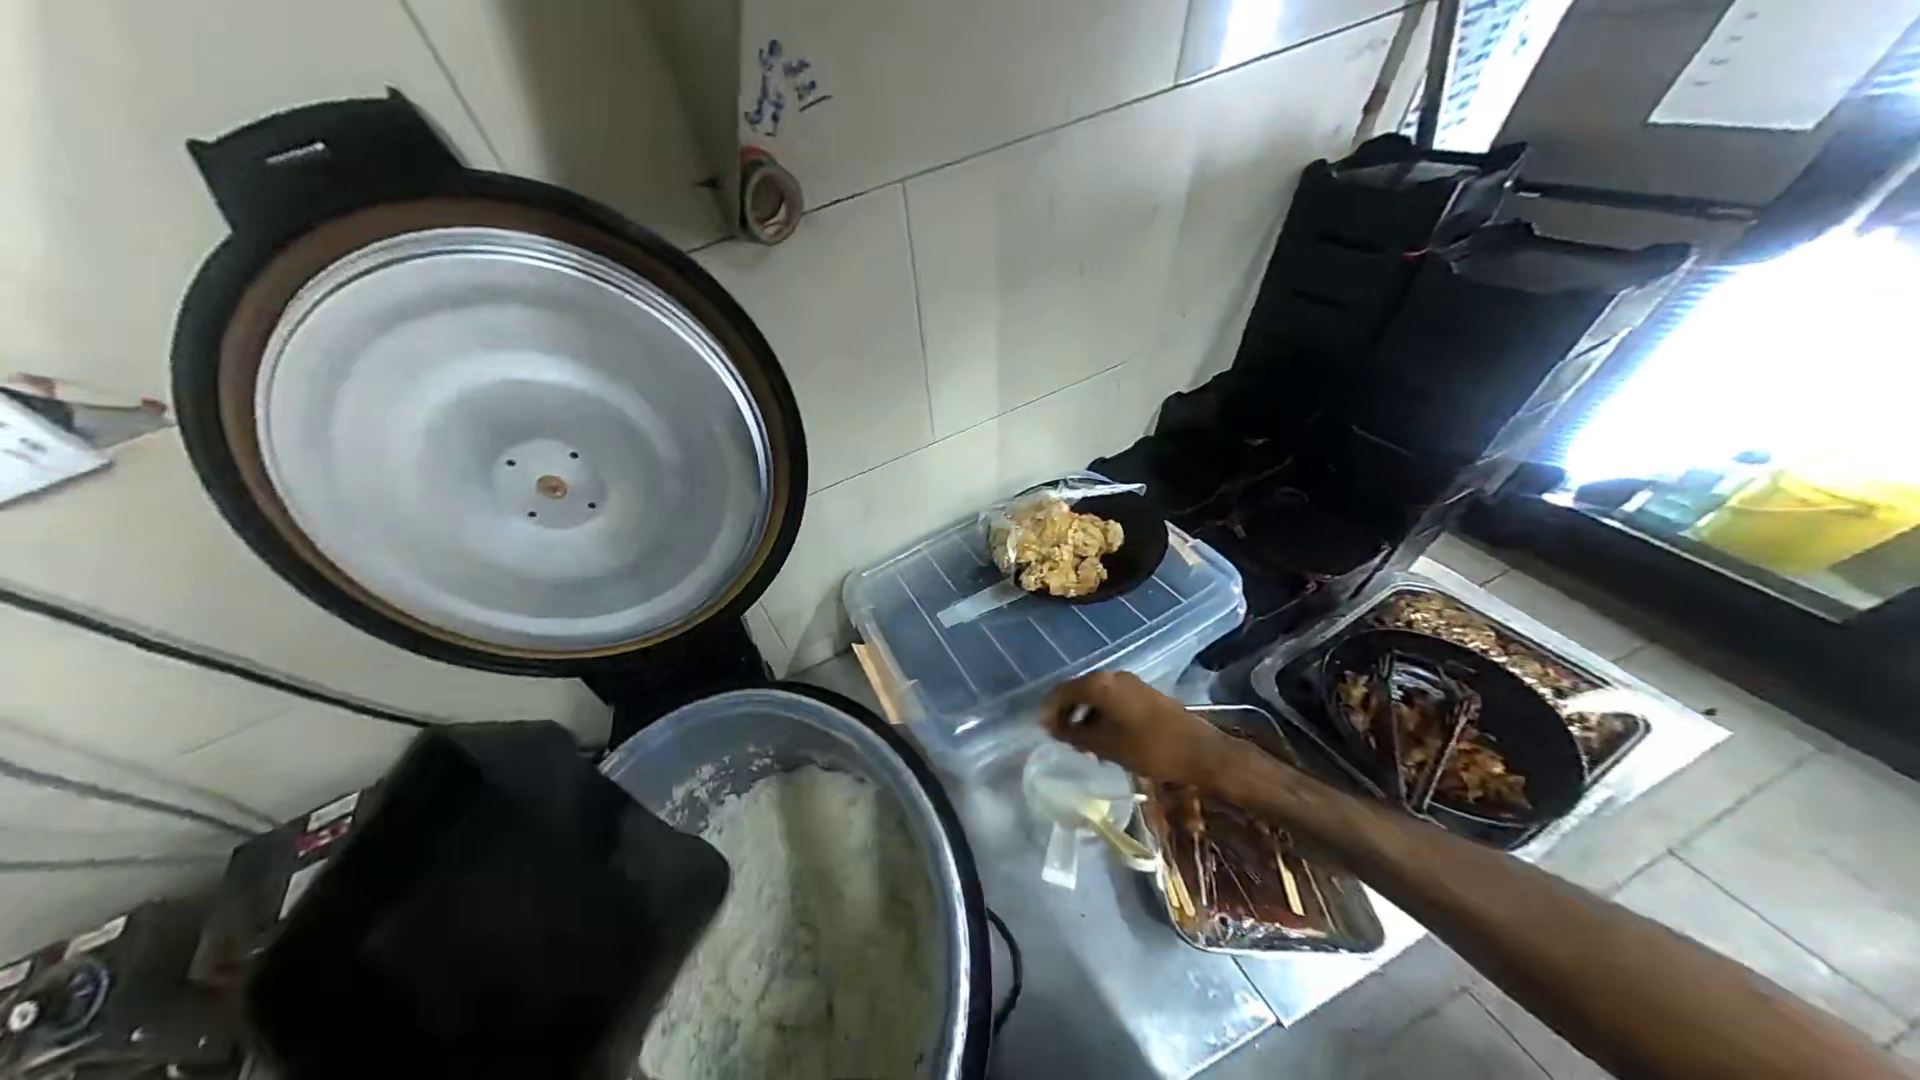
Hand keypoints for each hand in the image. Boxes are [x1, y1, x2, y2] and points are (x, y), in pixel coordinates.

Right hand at [1039, 672, 1231, 785]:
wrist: (1200, 752)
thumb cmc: (1149, 748)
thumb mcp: (1105, 745)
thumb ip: (1074, 734)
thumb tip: (1054, 727)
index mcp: (1101, 684)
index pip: (1062, 691)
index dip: (1049, 710)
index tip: (1043, 731)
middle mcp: (1114, 676)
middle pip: (1078, 690)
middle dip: (1066, 712)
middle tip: (1060, 737)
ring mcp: (1131, 684)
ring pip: (1096, 695)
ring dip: (1084, 715)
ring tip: (1080, 743)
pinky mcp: (1143, 694)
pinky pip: (1112, 700)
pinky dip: (1101, 715)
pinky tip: (1102, 738)